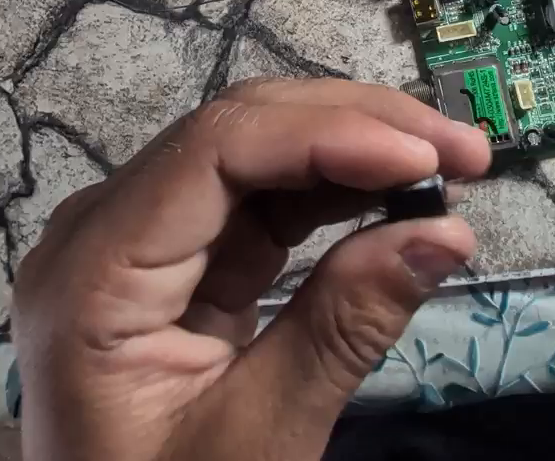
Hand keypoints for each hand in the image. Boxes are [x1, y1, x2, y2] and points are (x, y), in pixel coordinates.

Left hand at [12, 77, 491, 460]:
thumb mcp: (253, 444)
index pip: (215, 151)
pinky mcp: (185, 246)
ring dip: (357, 147)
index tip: (422, 156)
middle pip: (240, 131)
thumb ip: (341, 330)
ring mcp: (148, 228)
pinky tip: (394, 189)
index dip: (325, 134)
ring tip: (445, 162)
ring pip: (260, 148)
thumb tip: (445, 233)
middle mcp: (111, 220)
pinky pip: (264, 193)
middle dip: (356, 126)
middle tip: (459, 149)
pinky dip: (335, 186)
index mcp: (95, 267)